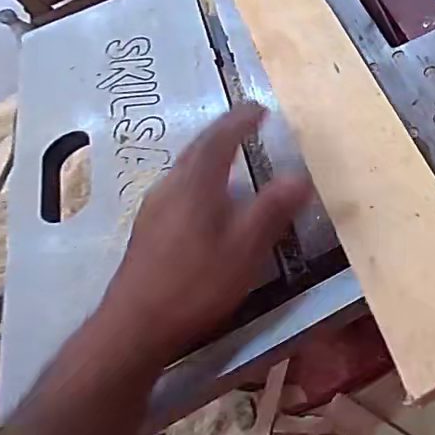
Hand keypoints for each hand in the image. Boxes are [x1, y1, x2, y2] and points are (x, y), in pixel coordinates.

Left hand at [94, 103, 311, 366]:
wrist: (134, 327)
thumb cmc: (195, 284)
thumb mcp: (246, 248)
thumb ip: (272, 209)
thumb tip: (300, 176)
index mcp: (196, 184)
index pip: (220, 139)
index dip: (241, 120)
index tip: (260, 107)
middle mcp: (171, 187)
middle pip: (198, 148)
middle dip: (224, 132)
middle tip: (249, 124)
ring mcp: (155, 208)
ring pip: (186, 168)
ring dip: (211, 154)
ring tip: (234, 155)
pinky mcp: (149, 229)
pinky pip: (180, 186)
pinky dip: (201, 176)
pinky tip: (210, 198)